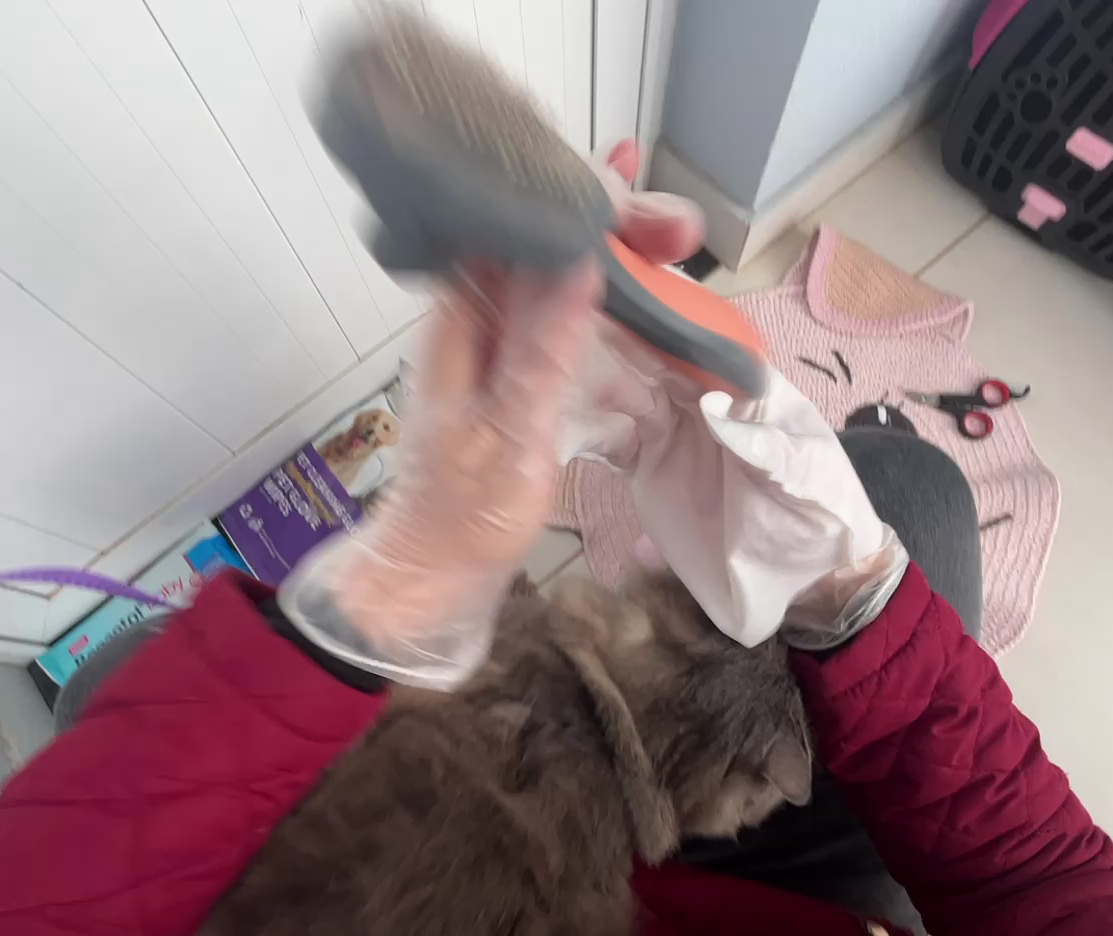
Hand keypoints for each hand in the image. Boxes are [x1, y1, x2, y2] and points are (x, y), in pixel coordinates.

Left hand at [280, 143, 704, 686]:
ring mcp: (493, 350)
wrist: (437, 569)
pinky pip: (555, 321)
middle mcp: (473, 325)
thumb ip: (542, 353)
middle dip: (604, 230)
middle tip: (675, 229)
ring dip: (607, 260)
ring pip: (550, 282)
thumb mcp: (509, 437)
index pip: (511, 232)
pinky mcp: (511, 378)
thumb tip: (580, 265)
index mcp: (460, 325)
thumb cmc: (465, 514)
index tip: (633, 189)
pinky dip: (596, 304)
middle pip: (537, 249)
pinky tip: (633, 296)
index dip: (571, 203)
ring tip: (668, 243)